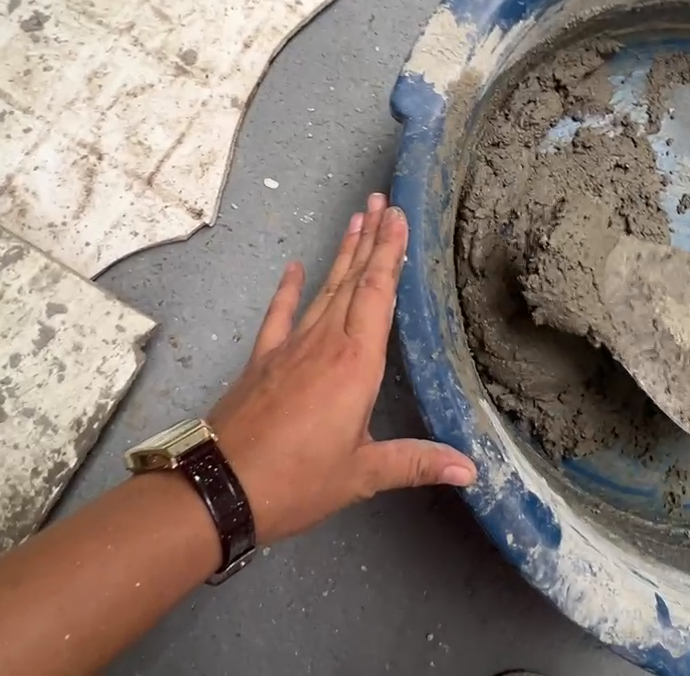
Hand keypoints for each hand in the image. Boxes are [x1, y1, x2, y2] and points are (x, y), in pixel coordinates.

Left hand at [208, 194, 476, 543]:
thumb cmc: (296, 480)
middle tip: (383, 201)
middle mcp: (326, 342)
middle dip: (371, 238)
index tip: (398, 217)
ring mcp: (291, 346)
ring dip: (342, 253)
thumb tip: (472, 470)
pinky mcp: (264, 358)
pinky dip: (289, 289)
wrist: (217, 488)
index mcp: (356, 362)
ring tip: (356, 218)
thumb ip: (416, 462)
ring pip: (324, 289)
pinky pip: (281, 314)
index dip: (390, 253)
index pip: (379, 293)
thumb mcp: (362, 475)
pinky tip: (295, 266)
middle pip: (354, 279)